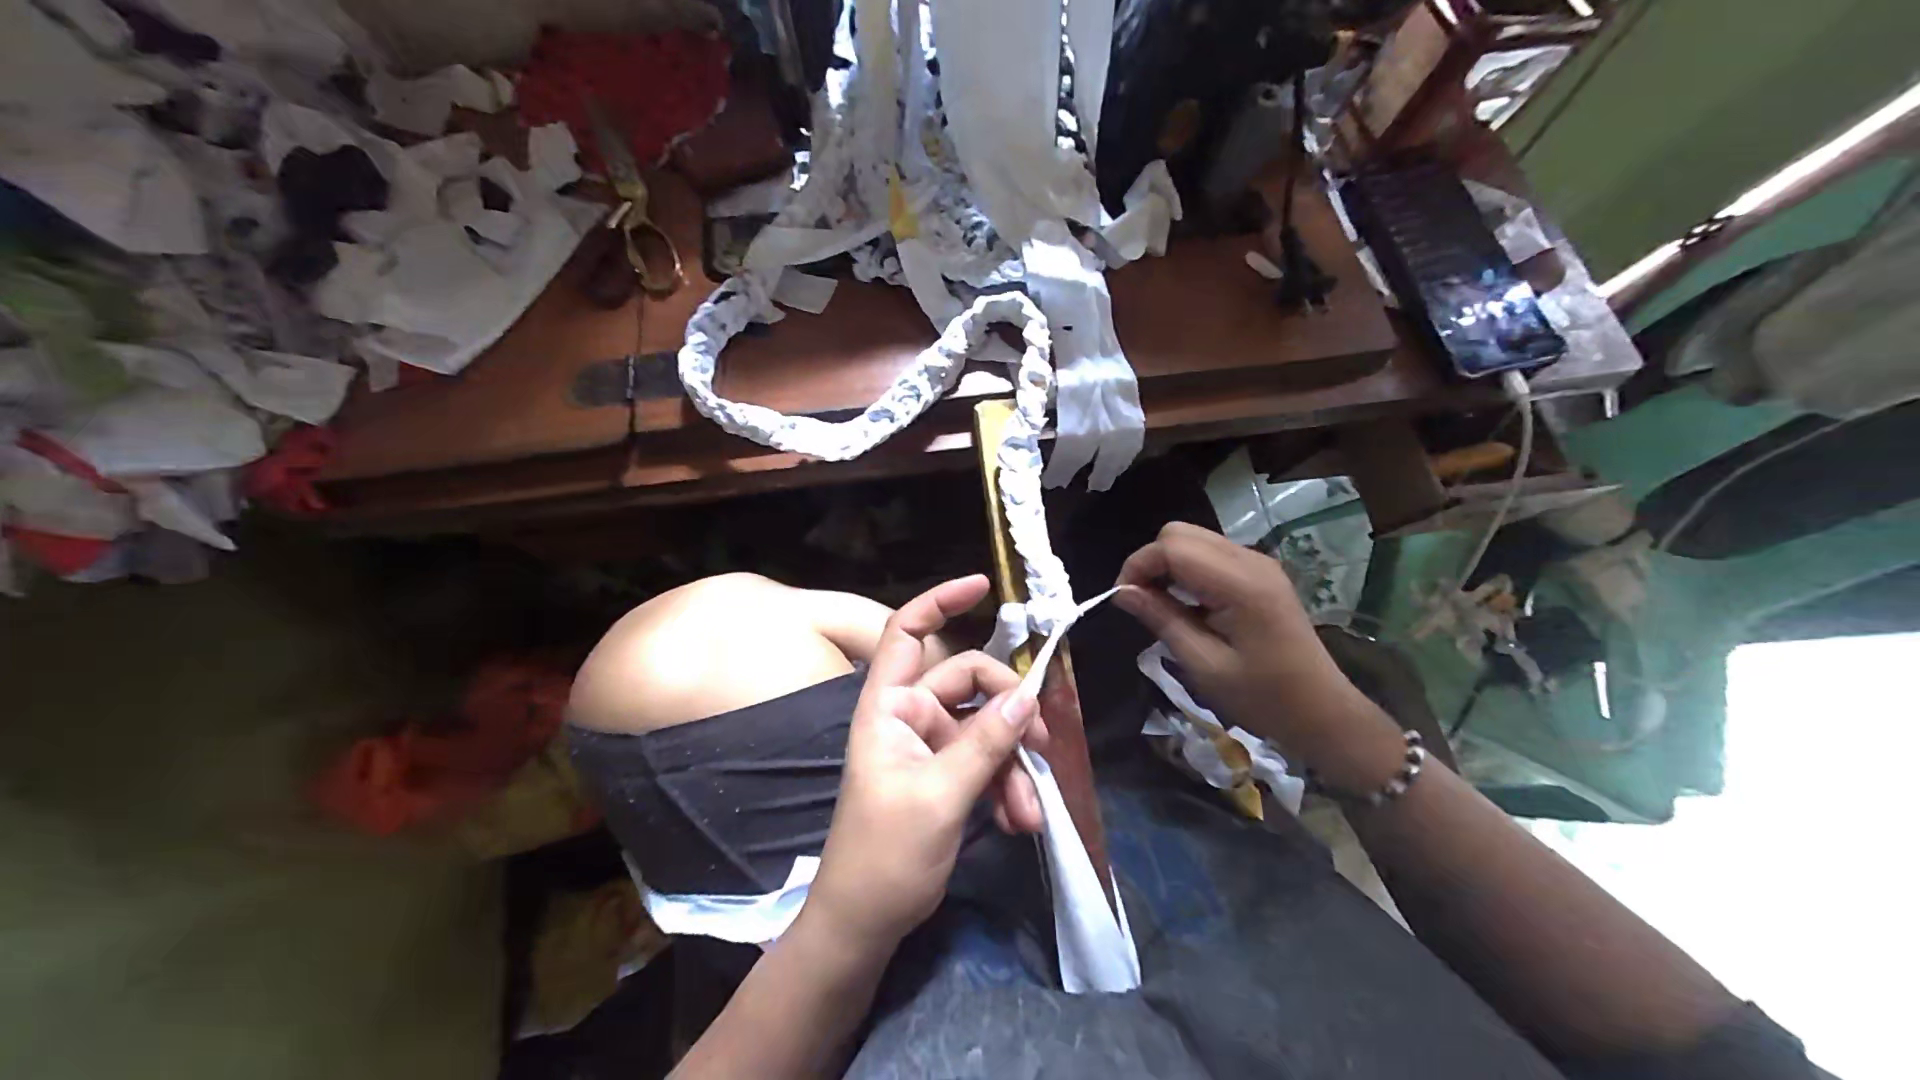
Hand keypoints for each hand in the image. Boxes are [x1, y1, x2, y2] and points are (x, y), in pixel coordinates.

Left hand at [805, 575, 1047, 952]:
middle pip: (969, 684)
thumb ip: (986, 742)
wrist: (865, 922)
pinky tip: (1018, 821)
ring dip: (1014, 765)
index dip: (940, 601)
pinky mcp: (946, 775)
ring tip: (1029, 812)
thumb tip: (1029, 695)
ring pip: (986, 729)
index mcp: (889, 706)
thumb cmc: (884, 854)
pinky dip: (1006, 785)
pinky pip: (986, 761)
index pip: (905, 632)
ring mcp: (930, 745)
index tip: (985, 587)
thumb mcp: (940, 795)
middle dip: (1010, 714)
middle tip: (1047, 745)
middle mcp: (909, 715)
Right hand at [1113, 523, 1403, 786]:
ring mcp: (1258, 563)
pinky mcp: (1259, 572)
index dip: (1138, 566)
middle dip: (1151, 561)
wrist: (1321, 710)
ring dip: (1168, 565)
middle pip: (1180, 533)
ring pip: (1193, 539)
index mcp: (1240, 584)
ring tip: (1160, 605)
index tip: (1122, 599)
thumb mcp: (1204, 665)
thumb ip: (1163, 619)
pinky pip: (1209, 553)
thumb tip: (1122, 592)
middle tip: (1141, 602)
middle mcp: (1250, 561)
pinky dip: (1186, 570)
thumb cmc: (1262, 696)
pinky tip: (1187, 604)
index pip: (1173, 547)